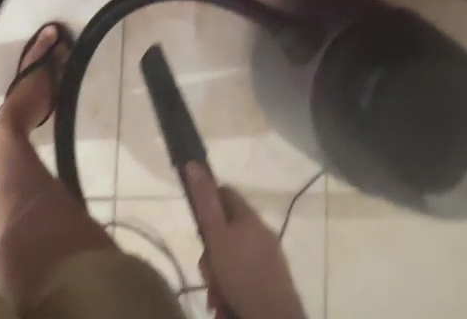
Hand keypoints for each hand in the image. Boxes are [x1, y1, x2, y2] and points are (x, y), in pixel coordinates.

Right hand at [185, 162, 306, 318]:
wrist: (273, 317)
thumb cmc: (242, 272)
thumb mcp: (217, 236)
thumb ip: (205, 203)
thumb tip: (193, 163)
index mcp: (249, 218)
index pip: (225, 193)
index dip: (207, 202)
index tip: (197, 223)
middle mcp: (261, 233)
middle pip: (226, 231)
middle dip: (211, 252)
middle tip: (206, 270)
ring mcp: (268, 258)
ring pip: (232, 258)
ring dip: (218, 276)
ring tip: (215, 295)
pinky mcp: (271, 281)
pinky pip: (244, 277)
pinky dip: (231, 289)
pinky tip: (225, 305)